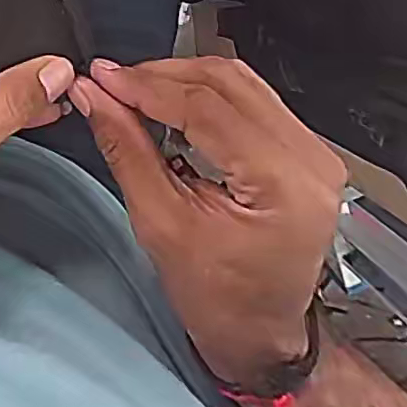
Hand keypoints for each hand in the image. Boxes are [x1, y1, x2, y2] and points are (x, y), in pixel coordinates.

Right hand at [69, 57, 345, 388]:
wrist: (260, 331)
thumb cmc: (220, 297)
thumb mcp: (160, 223)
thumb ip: (126, 148)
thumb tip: (94, 97)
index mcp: (284, 184)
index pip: (205, 107)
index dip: (145, 86)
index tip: (102, 79)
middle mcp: (310, 159)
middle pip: (224, 81)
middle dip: (158, 76)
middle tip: (110, 83)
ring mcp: (312, 150)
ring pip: (236, 80)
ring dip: (178, 78)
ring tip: (133, 90)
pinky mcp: (301, 147)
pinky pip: (247, 96)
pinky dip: (200, 92)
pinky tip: (167, 102)